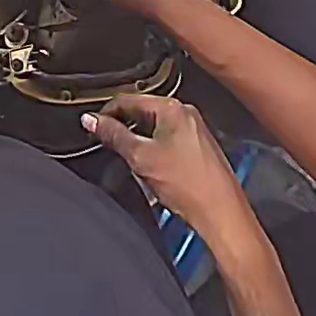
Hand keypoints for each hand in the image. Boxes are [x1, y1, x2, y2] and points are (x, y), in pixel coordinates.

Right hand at [83, 95, 250, 234]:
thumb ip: (113, 135)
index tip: (94, 124)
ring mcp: (194, 130)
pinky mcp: (199, 148)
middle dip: (124, 127)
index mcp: (172, 107)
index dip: (107, 112)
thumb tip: (92, 121)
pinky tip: (152, 168)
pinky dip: (155, 149)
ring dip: (139, 140)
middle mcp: (185, 113)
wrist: (222, 216)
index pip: (129, 99)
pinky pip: (168, 139)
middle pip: (143, 112)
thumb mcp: (141, 157)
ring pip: (155, 127)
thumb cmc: (190, 185)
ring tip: (131, 159)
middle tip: (109, 143)